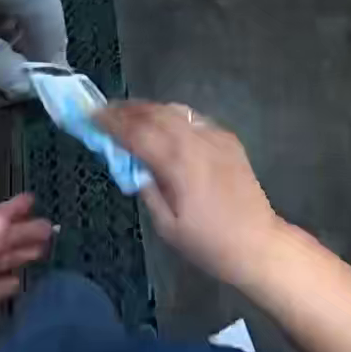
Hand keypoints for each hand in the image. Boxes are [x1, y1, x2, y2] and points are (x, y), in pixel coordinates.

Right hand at [97, 101, 285, 286]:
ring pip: (174, 110)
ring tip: (131, 112)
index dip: (112, 122)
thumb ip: (147, 189)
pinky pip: (192, 118)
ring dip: (149, 108)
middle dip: (127, 109)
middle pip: (154, 113)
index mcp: (176, 162)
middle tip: (107, 110)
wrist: (258, 242)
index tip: (92, 115)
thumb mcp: (168, 226)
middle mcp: (193, 140)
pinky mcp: (226, 137)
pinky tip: (165, 123)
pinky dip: (173, 115)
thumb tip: (132, 166)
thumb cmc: (209, 243)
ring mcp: (212, 135)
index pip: (136, 133)